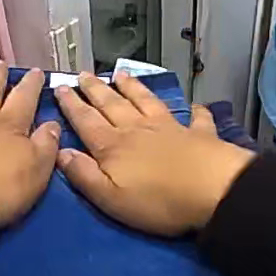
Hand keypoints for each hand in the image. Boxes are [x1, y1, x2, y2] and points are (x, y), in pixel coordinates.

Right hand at [54, 73, 255, 236]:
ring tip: (121, 74)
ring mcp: (171, 128)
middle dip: (96, 89)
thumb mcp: (111, 198)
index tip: (61, 88)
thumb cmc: (159, 201)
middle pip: (113, 104)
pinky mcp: (200, 134)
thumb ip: (85, 175)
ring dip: (133, 87)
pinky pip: (195, 118)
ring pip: (147, 101)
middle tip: (85, 74)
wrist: (214, 191)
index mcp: (114, 146)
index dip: (72, 105)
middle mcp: (140, 129)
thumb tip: (61, 152)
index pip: (87, 121)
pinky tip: (194, 106)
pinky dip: (194, 111)